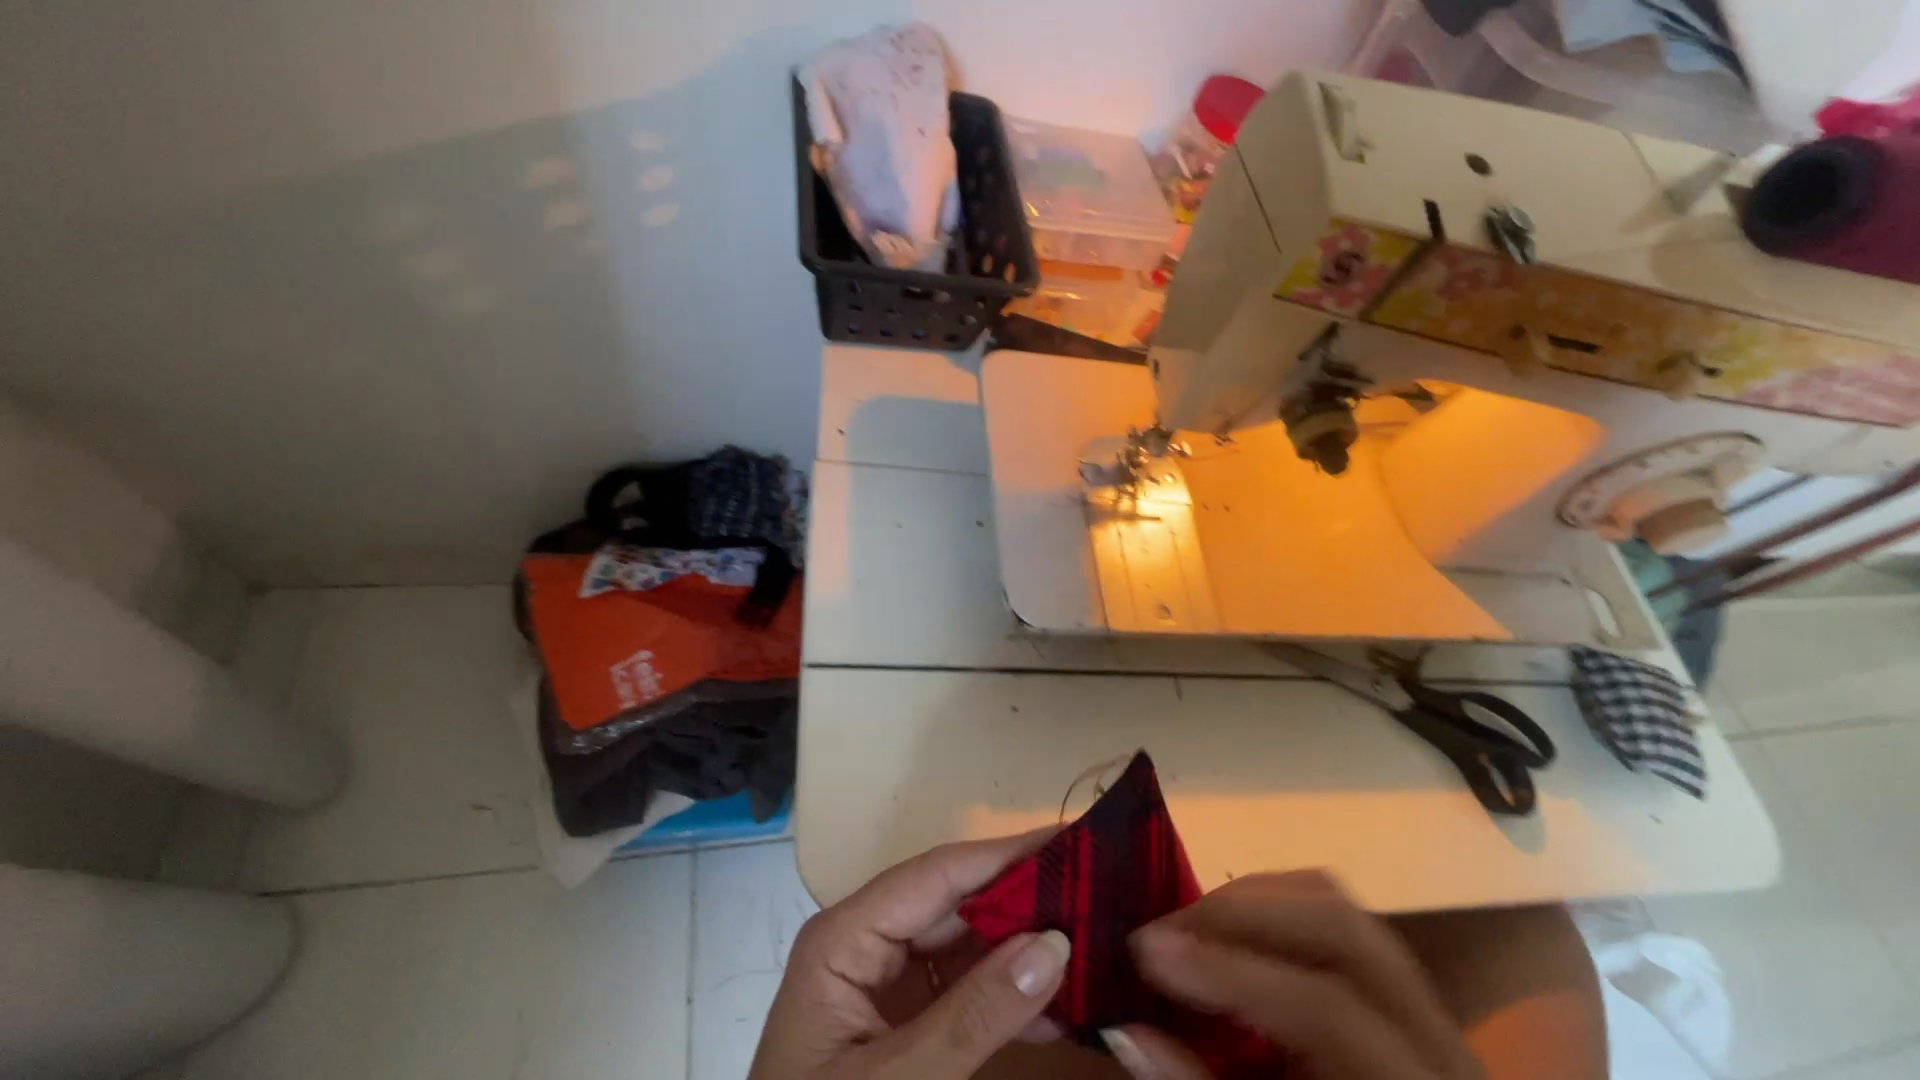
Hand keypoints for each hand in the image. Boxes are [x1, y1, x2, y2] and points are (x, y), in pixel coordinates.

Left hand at [749, 830, 1073, 1079]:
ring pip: (966, 947)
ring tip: (1098, 944)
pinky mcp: (903, 1023)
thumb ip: (974, 1016)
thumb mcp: (898, 1079)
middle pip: (956, 904)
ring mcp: (886, 985)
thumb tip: (1055, 943)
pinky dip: (1010, 999)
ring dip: (1026, 952)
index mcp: (846, 937)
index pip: (937, 875)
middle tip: (1103, 895)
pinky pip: (965, 992)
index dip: (1006, 854)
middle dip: (1026, 902)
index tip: (1075, 842)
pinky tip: (1064, 1006)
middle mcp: (866, 944)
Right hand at [1105, 872, 1483, 1079]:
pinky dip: (1273, 913)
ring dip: (1254, 903)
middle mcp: (1443, 1050)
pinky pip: (1340, 923)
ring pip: (1345, 910)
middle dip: (1239, 915)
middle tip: (1160, 933)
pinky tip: (1226, 940)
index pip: (1328, 1012)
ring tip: (1186, 929)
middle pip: (1344, 933)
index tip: (1147, 950)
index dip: (1232, 974)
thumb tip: (1128, 1028)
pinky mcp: (1408, 1002)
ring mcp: (1434, 1017)